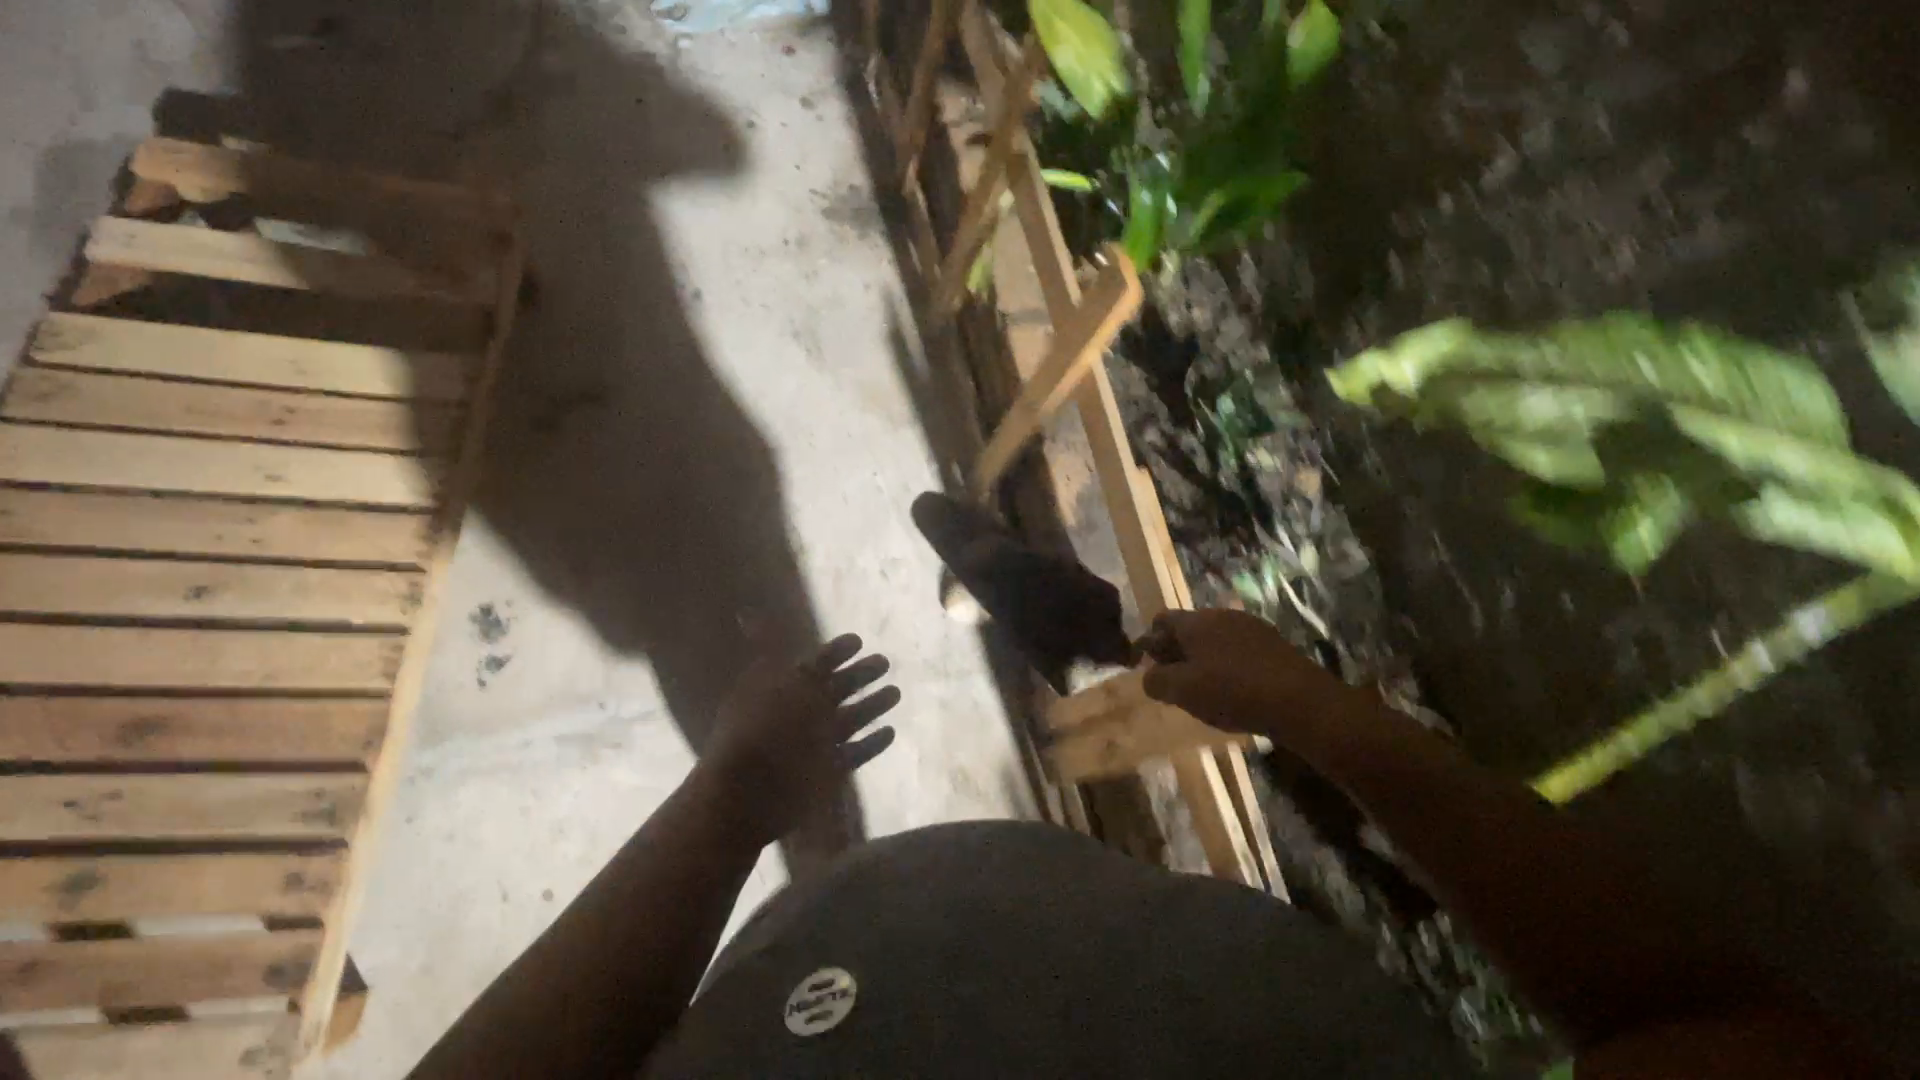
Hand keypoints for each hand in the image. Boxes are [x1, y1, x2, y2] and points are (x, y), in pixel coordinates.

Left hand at [697, 633, 901, 847]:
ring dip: (872, 706)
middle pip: (837, 690)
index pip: (816, 664)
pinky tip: (890, 732)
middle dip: (860, 675)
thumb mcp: (766, 681)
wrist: (747, 794)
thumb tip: (747, 613)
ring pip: (851, 720)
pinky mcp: (828, 773)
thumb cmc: (758, 731)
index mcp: (787, 690)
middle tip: (884, 662)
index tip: (857, 640)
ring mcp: (816, 744)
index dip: (835, 651)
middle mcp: (803, 715)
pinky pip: (855, 754)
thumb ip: (764, 648)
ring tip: (895, 692)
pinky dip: (872, 744)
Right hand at [1140, 609, 1371, 737]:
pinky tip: (1235, 689)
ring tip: (1205, 689)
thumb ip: (1157, 681)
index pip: (1160, 621)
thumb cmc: (1233, 693)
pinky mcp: (1273, 642)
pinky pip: (1238, 648)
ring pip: (1214, 638)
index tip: (1148, 668)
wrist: (1300, 701)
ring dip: (1203, 658)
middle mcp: (1221, 615)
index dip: (1149, 643)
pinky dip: (1228, 663)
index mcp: (1195, 622)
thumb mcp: (1183, 692)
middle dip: (1176, 652)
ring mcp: (1250, 626)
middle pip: (1188, 628)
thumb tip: (1149, 676)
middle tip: (1175, 683)